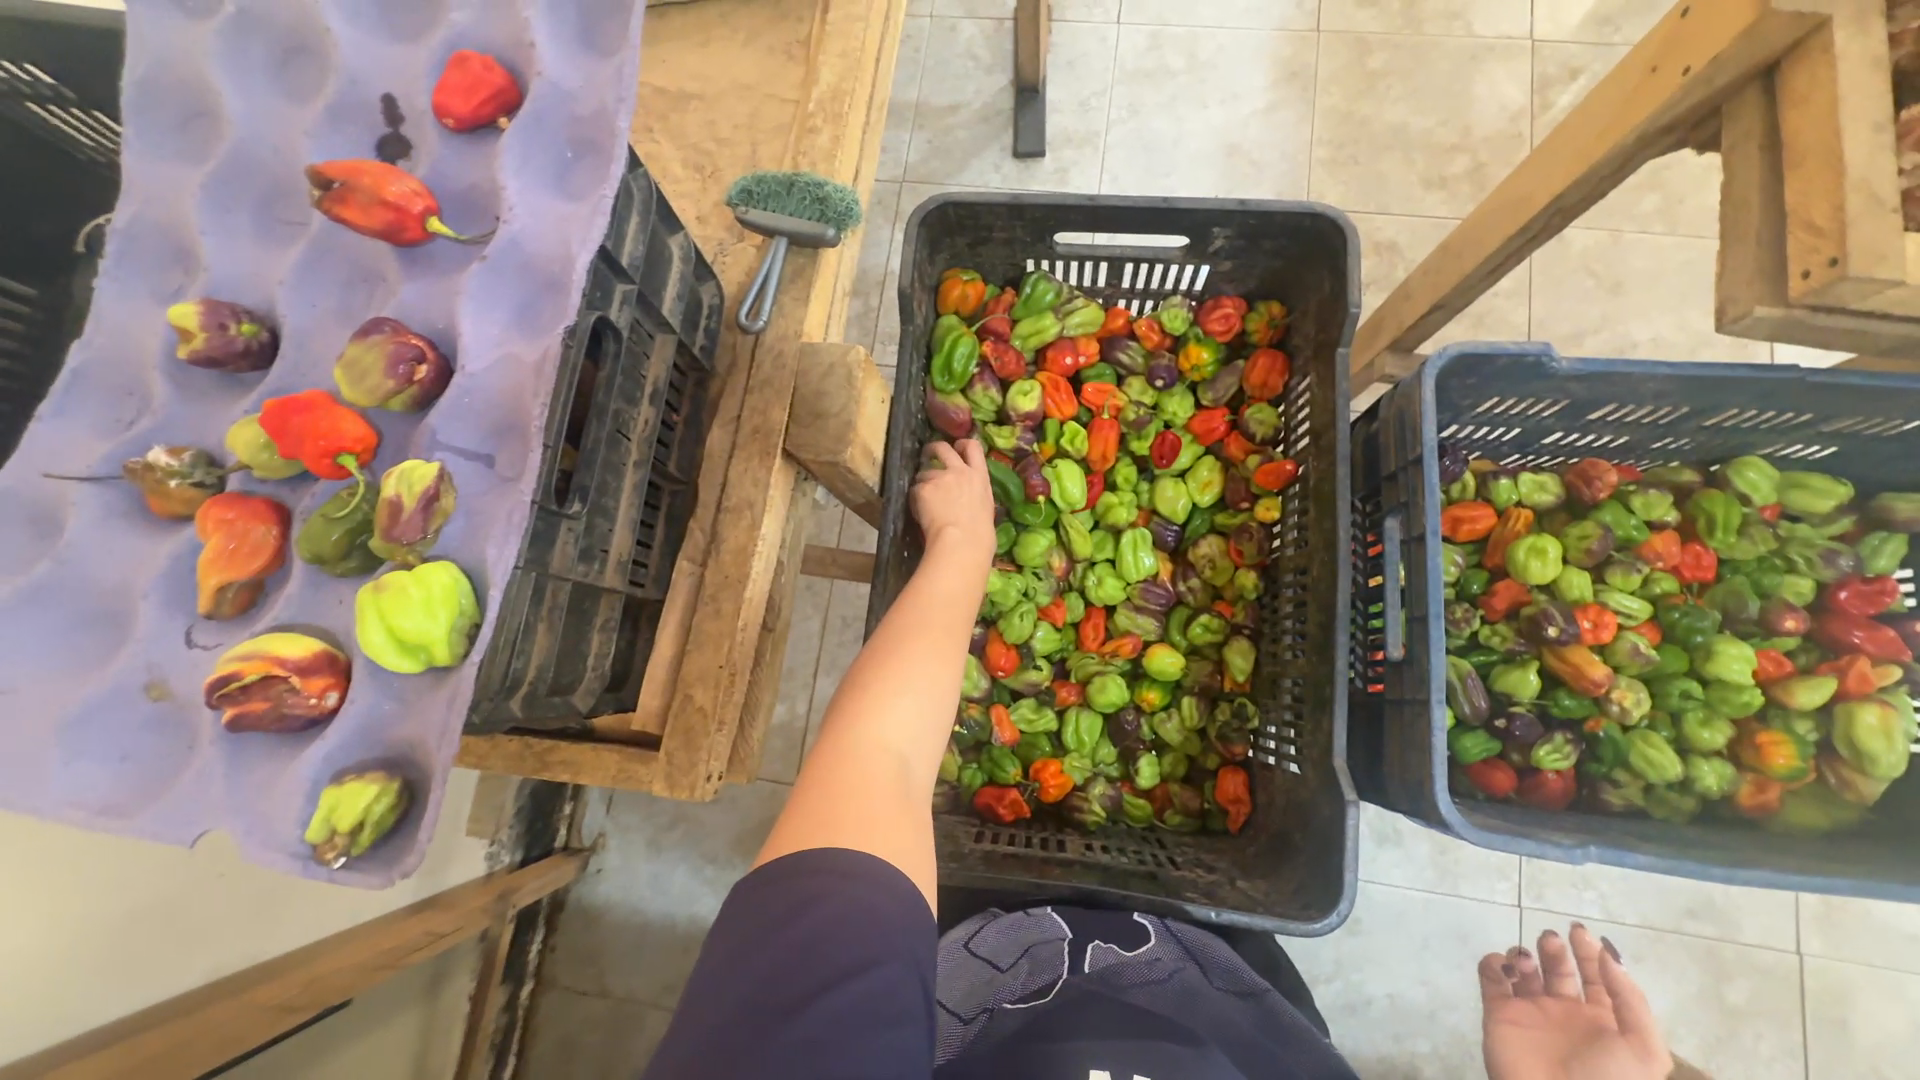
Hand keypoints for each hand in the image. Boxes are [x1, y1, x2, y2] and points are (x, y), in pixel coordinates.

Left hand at [912, 438, 994, 564]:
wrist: (962, 541)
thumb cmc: (980, 534)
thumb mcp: (986, 507)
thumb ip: (976, 494)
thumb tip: (970, 497)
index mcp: (979, 476)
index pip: (974, 447)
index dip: (963, 444)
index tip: (957, 446)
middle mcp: (959, 471)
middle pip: (943, 448)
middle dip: (933, 448)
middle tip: (928, 454)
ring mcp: (940, 478)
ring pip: (924, 473)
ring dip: (923, 483)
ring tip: (924, 502)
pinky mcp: (923, 488)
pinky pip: (915, 491)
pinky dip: (915, 500)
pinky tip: (920, 514)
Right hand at [1480, 924, 1671, 1079]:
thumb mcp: (1643, 1049)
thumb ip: (1631, 1000)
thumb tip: (1609, 955)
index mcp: (1602, 1022)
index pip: (1597, 978)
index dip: (1591, 953)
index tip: (1580, 931)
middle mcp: (1566, 1013)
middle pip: (1559, 968)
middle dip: (1555, 948)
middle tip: (1551, 939)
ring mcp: (1530, 1012)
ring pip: (1524, 970)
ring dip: (1524, 956)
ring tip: (1527, 963)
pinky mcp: (1499, 1012)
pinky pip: (1491, 977)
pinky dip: (1494, 963)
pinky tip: (1505, 968)